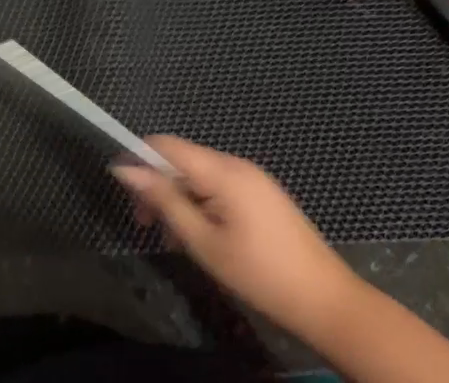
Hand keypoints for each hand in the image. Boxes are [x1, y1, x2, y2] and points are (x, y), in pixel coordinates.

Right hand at [113, 137, 362, 337]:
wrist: (329, 304)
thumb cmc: (260, 274)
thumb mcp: (202, 241)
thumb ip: (163, 200)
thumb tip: (124, 169)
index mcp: (223, 172)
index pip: (165, 145)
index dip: (137, 157)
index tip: (120, 186)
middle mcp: (238, 166)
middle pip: (181, 160)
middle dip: (156, 186)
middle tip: (143, 223)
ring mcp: (253, 180)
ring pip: (198, 176)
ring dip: (176, 200)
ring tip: (171, 239)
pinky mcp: (262, 196)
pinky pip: (218, 188)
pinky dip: (199, 205)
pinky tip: (198, 237)